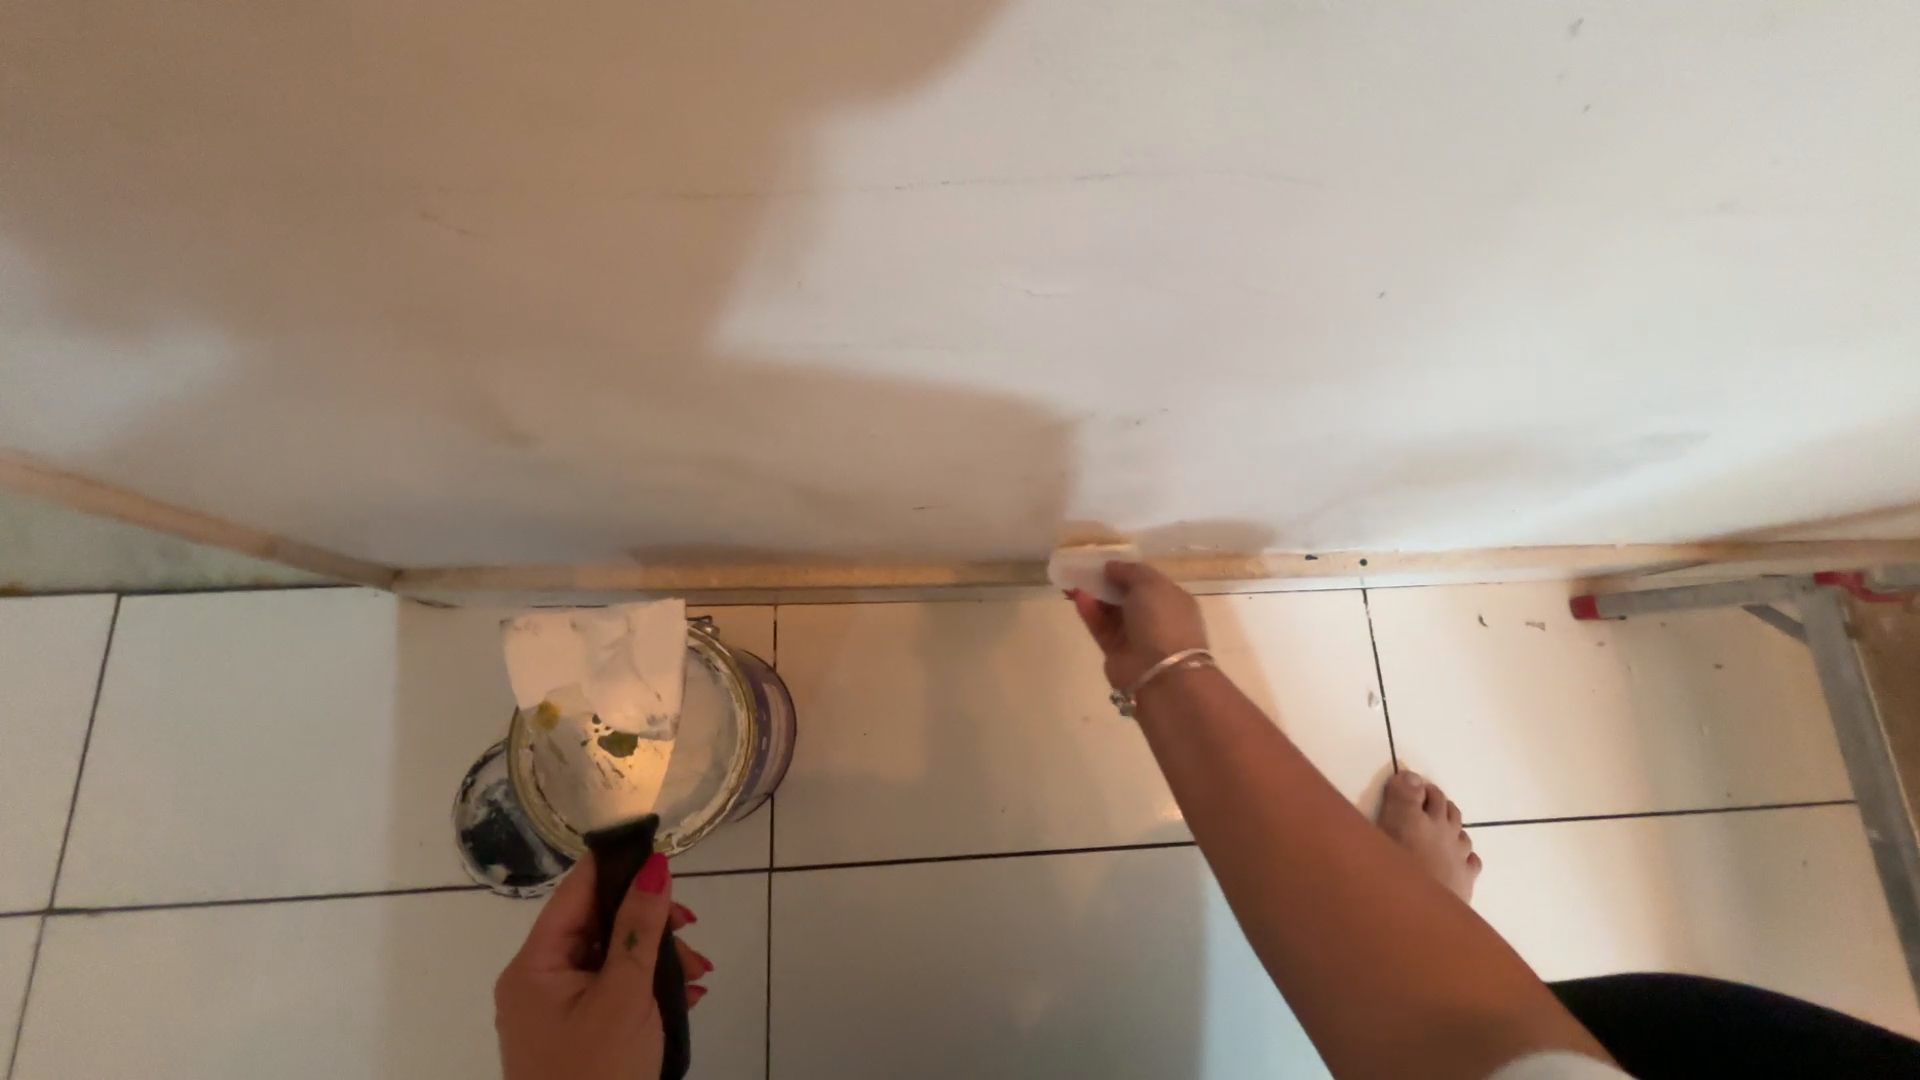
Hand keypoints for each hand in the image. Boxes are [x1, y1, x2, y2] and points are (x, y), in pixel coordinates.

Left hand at [496, 853, 712, 1079]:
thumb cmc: (597, 1070)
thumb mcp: (626, 992)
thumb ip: (641, 925)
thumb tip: (655, 864)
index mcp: (536, 965)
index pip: (576, 890)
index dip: (618, 865)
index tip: (664, 854)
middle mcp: (539, 979)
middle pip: (600, 920)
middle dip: (652, 921)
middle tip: (691, 929)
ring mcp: (556, 1006)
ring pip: (613, 953)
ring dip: (659, 955)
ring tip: (700, 971)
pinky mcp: (576, 1028)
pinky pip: (615, 984)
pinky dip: (650, 983)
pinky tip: (687, 992)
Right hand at [1068, 560, 1207, 689]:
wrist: (1162, 673)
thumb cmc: (1163, 621)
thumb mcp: (1151, 584)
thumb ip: (1129, 571)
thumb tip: (1111, 566)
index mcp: (1172, 599)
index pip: (1147, 580)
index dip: (1126, 570)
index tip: (1105, 560)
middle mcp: (1155, 617)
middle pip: (1126, 595)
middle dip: (1107, 582)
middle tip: (1085, 567)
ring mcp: (1135, 635)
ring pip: (1110, 610)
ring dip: (1094, 594)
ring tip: (1074, 577)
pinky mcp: (1115, 650)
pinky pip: (1100, 626)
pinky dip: (1089, 611)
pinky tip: (1077, 596)